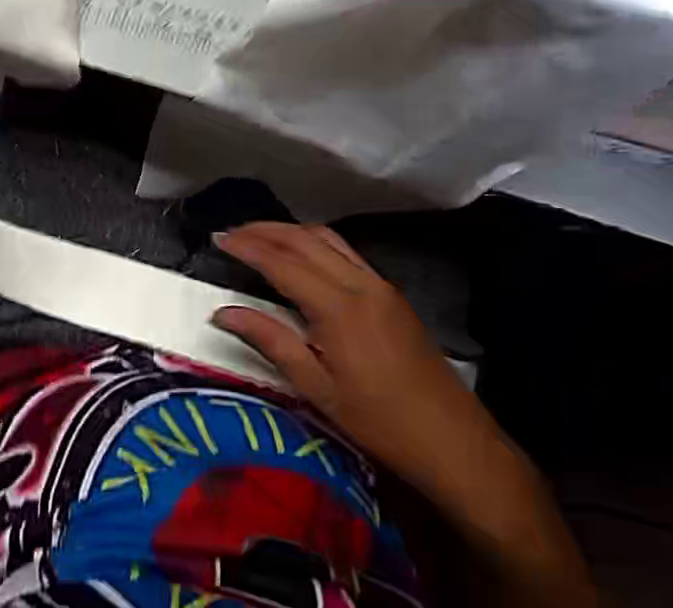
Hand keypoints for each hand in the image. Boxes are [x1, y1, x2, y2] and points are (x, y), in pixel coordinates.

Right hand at [215, 224, 598, 604]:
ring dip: (289, 230)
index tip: (217, 239)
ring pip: (328, 238)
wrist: (455, 443)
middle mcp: (361, 284)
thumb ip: (269, 340)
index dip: (247, 247)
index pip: (282, 262)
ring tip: (257, 236)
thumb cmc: (379, 422)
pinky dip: (314, 242)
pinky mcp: (391, 294)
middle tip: (230, 232)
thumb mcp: (316, 388)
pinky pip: (345, 251)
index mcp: (339, 307)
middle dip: (264, 229)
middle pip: (304, 238)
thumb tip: (222, 311)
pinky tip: (299, 255)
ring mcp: (380, 285)